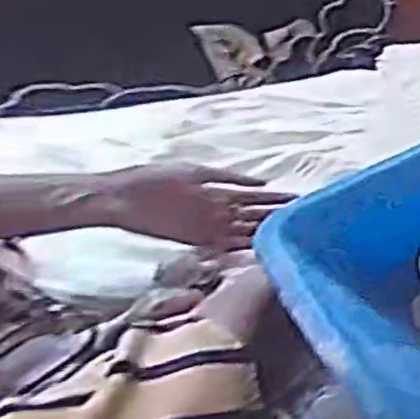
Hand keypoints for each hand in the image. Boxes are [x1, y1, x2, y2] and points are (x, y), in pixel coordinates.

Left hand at [98, 164, 290, 249]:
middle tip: (307, 220)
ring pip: (249, 231)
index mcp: (220, 194)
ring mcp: (210, 227)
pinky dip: (247, 247)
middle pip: (258, 215)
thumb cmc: (148, 179)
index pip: (258, 197)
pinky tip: (267, 248)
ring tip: (294, 235)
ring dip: (270, 233)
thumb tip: (263, 181)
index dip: (278, 198)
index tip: (301, 200)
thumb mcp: (192, 171)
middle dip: (281, 217)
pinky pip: (229, 246)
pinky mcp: (198, 241)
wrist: (112, 198)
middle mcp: (220, 212)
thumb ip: (228, 177)